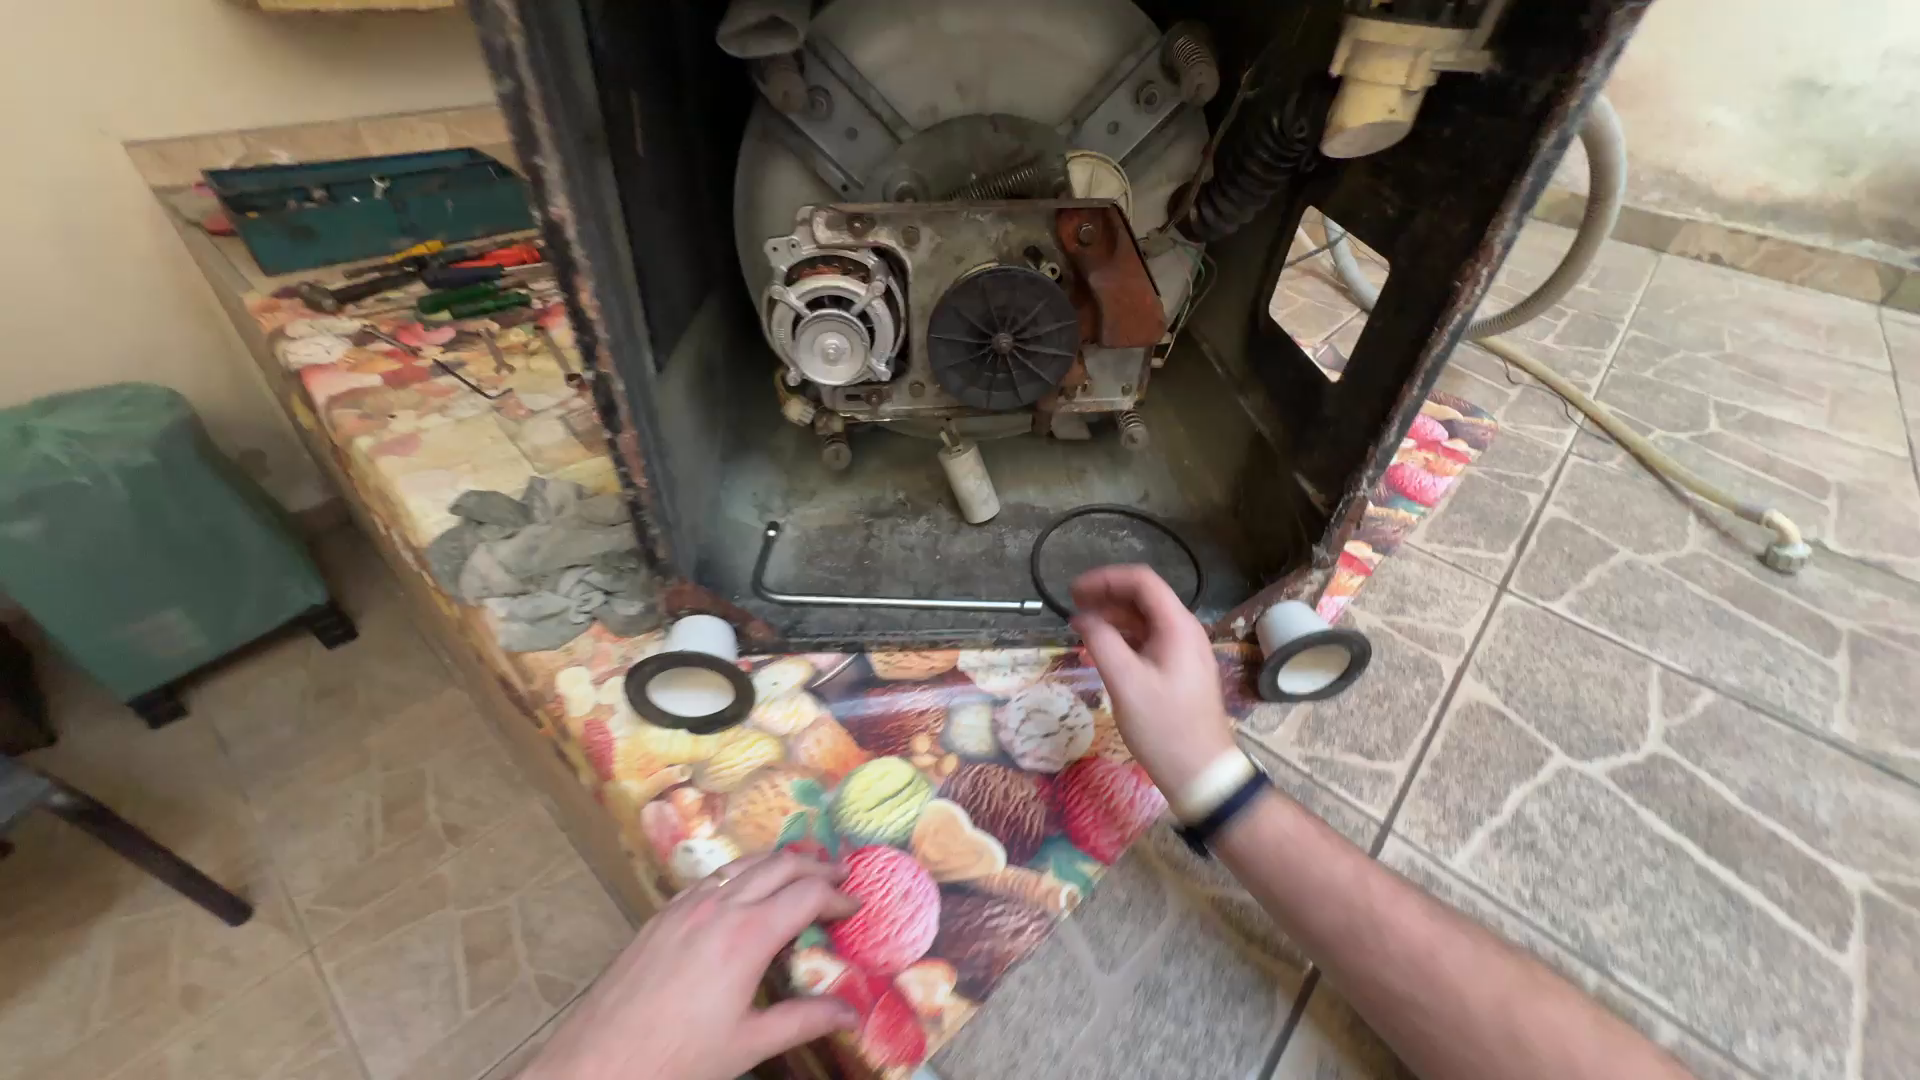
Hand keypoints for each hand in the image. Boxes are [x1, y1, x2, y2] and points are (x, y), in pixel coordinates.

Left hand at [524, 851, 860, 1079]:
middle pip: (781, 864)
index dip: (837, 896)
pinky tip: (745, 890)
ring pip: (745, 862)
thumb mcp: (747, 1045)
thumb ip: (803, 1021)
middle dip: (816, 866)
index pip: (807, 894)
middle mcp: (721, 905)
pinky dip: (742, 872)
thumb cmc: (676, 1060)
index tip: (855, 907)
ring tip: (801, 870)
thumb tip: (852, 1013)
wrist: (595, 1065)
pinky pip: (713, 876)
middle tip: (840, 877)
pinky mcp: (663, 913)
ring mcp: (688, 904)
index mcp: (748, 934)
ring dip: (780, 861)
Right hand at [1070, 564, 1236, 793]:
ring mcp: (1183, 651)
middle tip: (1072, 605)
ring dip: (1112, 617)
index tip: (1074, 591)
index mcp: (1177, 627)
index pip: (1142, 582)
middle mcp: (1184, 631)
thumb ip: (1100, 642)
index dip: (1105, 579)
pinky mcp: (1178, 669)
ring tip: (1080, 627)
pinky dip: (1122, 638)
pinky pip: (1148, 640)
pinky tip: (1100, 650)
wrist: (1201, 772)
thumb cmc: (1163, 727)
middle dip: (1106, 596)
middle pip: (1143, 598)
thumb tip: (1082, 618)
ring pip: (1144, 620)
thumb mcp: (1125, 682)